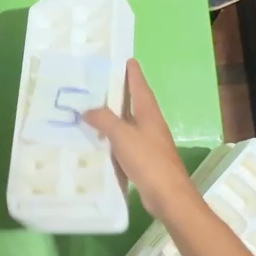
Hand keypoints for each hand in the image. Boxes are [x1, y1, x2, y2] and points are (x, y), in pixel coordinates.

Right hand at [84, 59, 198, 216]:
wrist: (168, 195)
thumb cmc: (148, 160)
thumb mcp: (122, 135)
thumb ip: (104, 120)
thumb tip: (87, 110)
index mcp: (149, 113)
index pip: (140, 86)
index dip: (133, 73)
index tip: (126, 59)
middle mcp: (151, 124)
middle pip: (135, 102)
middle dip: (120, 92)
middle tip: (100, 83)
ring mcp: (149, 142)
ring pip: (129, 123)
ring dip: (115, 116)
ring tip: (93, 109)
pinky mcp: (144, 159)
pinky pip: (125, 142)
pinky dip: (113, 137)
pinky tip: (99, 141)